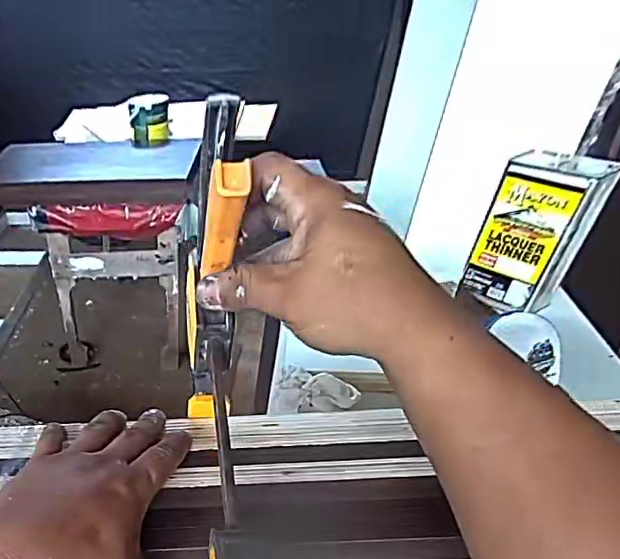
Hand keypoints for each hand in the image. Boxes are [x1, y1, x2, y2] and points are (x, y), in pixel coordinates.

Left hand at [0, 409, 190, 558]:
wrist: (15, 557)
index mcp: (128, 489)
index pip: (162, 459)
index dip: (175, 447)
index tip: (182, 438)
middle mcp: (99, 468)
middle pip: (132, 438)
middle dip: (148, 427)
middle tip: (156, 418)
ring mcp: (66, 464)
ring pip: (94, 432)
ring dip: (109, 422)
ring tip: (117, 416)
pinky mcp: (36, 468)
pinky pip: (50, 441)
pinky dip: (57, 433)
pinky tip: (58, 430)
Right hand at [197, 152, 458, 357]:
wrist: (408, 327)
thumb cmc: (370, 302)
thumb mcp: (286, 295)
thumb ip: (241, 287)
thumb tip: (211, 285)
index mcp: (318, 202)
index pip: (265, 170)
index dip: (231, 188)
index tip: (212, 216)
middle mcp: (331, 209)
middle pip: (270, 200)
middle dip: (237, 226)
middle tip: (216, 251)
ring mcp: (338, 231)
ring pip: (284, 228)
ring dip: (254, 249)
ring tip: (233, 275)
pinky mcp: (342, 254)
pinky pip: (299, 248)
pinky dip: (275, 261)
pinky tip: (261, 286)